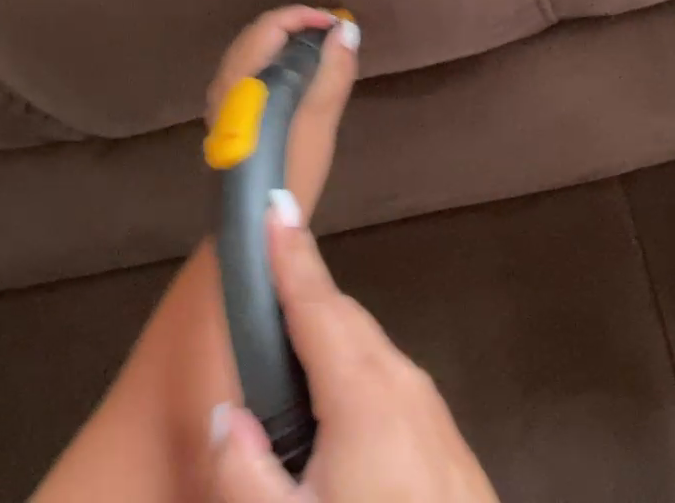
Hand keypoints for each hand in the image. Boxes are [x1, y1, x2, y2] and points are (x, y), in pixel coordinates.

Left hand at [205, 6, 359, 214]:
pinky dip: (278, 62)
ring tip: (323, 52)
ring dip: (288, 44)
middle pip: (259, 34)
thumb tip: (346, 30)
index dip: (306, 16)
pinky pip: (251, 70)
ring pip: (254, 51)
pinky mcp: (228, 115)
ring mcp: (223, 99)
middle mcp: (225, 81)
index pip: (271, 25)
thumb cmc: (289, 172)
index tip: (341, 25)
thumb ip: (332, 72)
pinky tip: (300, 78)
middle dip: (298, 26)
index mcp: (243, 78)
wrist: (254, 225)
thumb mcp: (319, 121)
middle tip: (336, 35)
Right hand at [208, 205, 499, 502]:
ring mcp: (434, 415)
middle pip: (345, 322)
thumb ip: (246, 471)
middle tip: (266, 272)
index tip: (276, 203)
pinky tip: (337, 412)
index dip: (290, 252)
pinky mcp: (447, 444)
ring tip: (288, 344)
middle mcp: (405, 386)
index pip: (317, 303)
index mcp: (365, 393)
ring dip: (328, 338)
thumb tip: (227, 416)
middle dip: (305, 292)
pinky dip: (355, 376)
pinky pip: (390, 387)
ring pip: (370, 354)